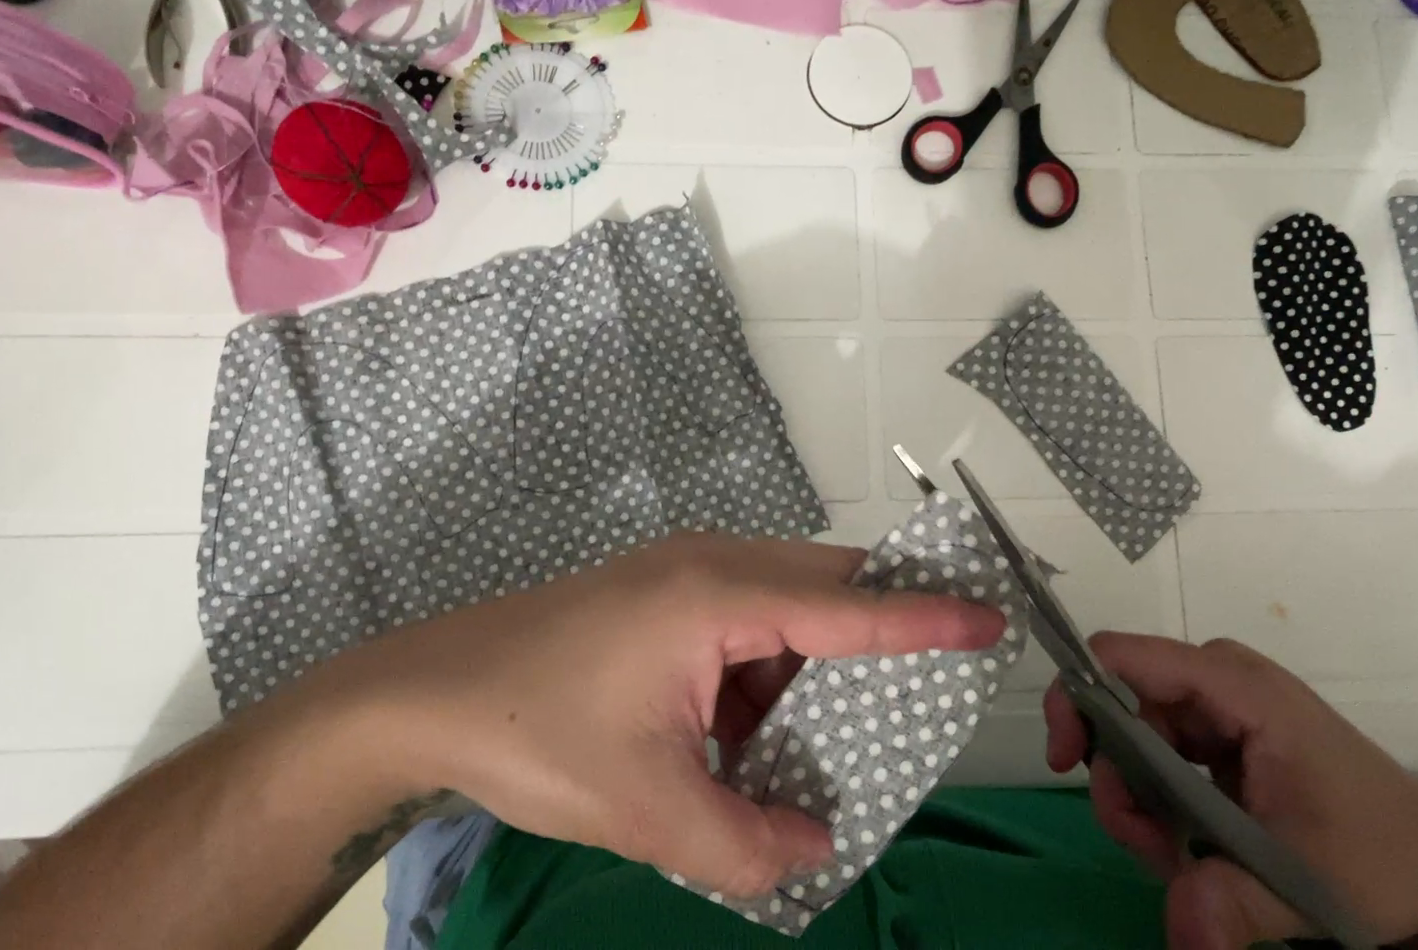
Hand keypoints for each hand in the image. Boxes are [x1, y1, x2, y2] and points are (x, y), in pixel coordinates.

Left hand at [297, 534, 1006, 898]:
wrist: (425, 697)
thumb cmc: (535, 737)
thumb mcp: (649, 809)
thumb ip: (747, 844)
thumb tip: (818, 851)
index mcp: (715, 594)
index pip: (846, 602)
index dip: (925, 616)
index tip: (992, 619)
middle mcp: (707, 565)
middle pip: (822, 587)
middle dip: (877, 633)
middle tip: (927, 683)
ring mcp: (679, 577)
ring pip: (782, 609)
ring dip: (811, 668)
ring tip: (821, 742)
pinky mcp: (658, 601)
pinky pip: (741, 626)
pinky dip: (765, 675)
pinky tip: (751, 737)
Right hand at [1043, 634, 1417, 949]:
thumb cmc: (1383, 858)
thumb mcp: (1312, 887)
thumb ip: (1238, 903)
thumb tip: (1180, 931)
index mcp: (1239, 690)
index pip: (1123, 657)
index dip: (1077, 696)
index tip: (1065, 763)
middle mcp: (1218, 682)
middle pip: (1117, 701)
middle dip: (1114, 776)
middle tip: (1145, 844)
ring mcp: (1216, 705)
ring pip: (1129, 730)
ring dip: (1133, 796)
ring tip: (1173, 855)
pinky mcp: (1216, 731)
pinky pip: (1151, 746)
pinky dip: (1151, 796)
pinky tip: (1182, 841)